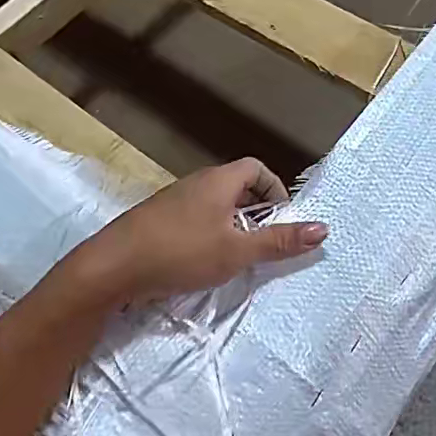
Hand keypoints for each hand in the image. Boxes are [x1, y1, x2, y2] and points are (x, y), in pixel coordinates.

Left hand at [60, 158, 327, 306]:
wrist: (112, 268)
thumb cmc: (180, 253)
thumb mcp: (236, 251)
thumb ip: (278, 241)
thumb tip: (323, 229)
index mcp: (218, 181)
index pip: (256, 168)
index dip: (275, 189)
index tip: (282, 219)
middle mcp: (195, 184)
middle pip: (236, 185)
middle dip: (257, 211)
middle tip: (265, 241)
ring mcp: (173, 202)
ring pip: (215, 205)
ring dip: (233, 225)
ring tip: (238, 255)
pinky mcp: (157, 221)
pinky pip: (195, 219)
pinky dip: (210, 234)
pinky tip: (204, 262)